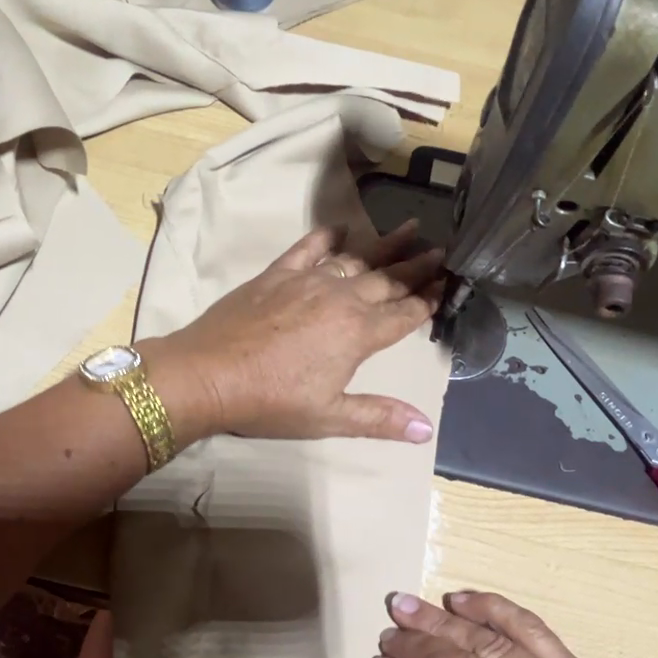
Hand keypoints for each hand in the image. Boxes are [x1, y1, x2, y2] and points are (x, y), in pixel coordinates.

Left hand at [148, 220, 444, 442]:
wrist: (208, 375)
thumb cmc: (270, 401)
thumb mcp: (328, 417)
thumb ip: (378, 417)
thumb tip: (426, 429)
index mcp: (358, 334)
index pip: (404, 315)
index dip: (429, 301)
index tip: (449, 285)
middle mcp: (340, 299)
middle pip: (387, 280)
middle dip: (417, 266)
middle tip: (441, 249)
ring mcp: (307, 281)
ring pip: (355, 259)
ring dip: (384, 245)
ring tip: (409, 228)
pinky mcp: (276, 274)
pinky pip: (308, 248)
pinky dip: (326, 237)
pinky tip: (340, 228)